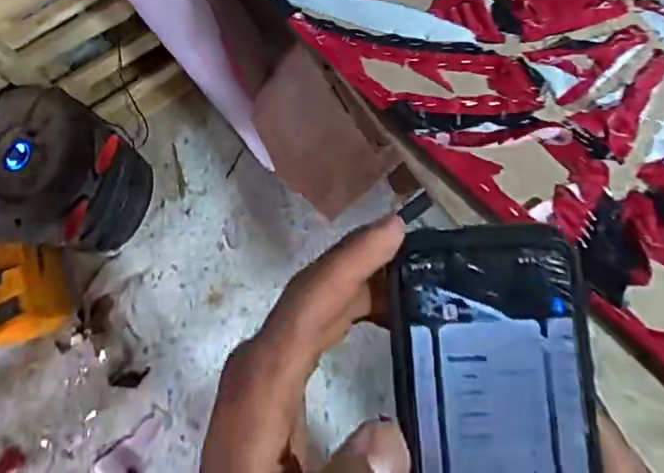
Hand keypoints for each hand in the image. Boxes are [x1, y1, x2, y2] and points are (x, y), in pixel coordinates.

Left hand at [203, 216, 405, 471]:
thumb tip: (387, 434)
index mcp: (255, 402)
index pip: (303, 312)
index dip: (348, 264)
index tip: (393, 229)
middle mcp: (252, 382)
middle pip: (304, 304)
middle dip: (357, 265)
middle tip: (410, 246)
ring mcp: (258, 391)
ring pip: (305, 317)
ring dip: (354, 288)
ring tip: (403, 277)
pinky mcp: (267, 405)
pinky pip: (308, 339)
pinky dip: (342, 316)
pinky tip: (371, 320)